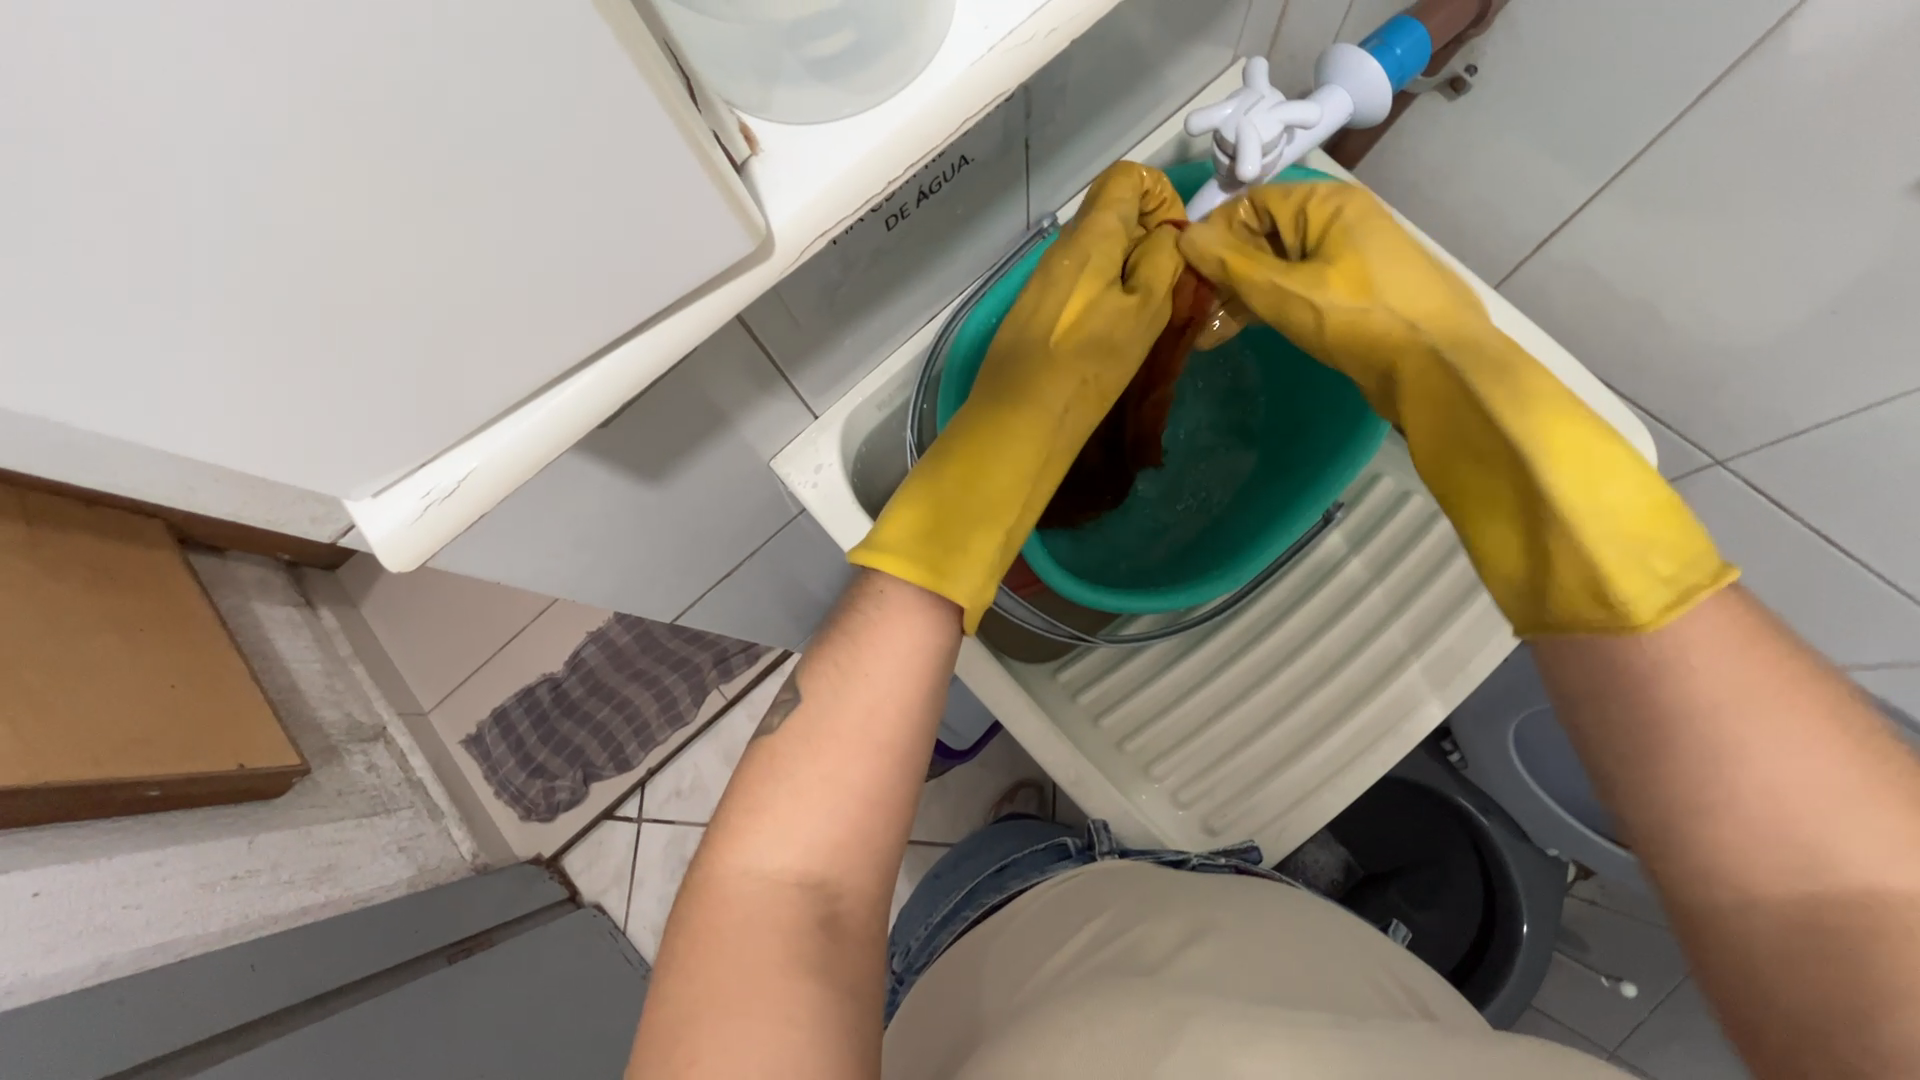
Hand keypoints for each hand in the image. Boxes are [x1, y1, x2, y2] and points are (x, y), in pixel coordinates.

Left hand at [850, 162, 1186, 632]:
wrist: (1018, 422)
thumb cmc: (1088, 366)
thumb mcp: (1145, 310)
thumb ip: (1162, 260)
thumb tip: (1167, 234)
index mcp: (1090, 233)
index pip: (1130, 176)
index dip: (1163, 198)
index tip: (1178, 245)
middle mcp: (1061, 248)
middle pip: (1114, 217)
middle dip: (1150, 244)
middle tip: (1172, 292)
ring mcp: (1044, 282)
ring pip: (1098, 257)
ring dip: (1129, 276)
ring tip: (1147, 323)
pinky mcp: (1034, 315)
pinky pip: (1080, 288)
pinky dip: (1104, 300)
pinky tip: (1112, 341)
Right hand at [1177, 179, 1485, 425]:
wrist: (1438, 366)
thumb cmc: (1357, 319)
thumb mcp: (1283, 290)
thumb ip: (1228, 263)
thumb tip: (1182, 234)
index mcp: (1325, 203)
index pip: (1250, 201)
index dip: (1214, 235)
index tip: (1187, 275)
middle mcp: (1338, 220)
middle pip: (1263, 234)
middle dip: (1224, 272)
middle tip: (1194, 312)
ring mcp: (1349, 256)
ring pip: (1279, 266)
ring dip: (1242, 296)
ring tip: (1209, 334)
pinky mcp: (1354, 291)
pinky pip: (1299, 287)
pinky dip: (1270, 306)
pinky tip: (1241, 332)